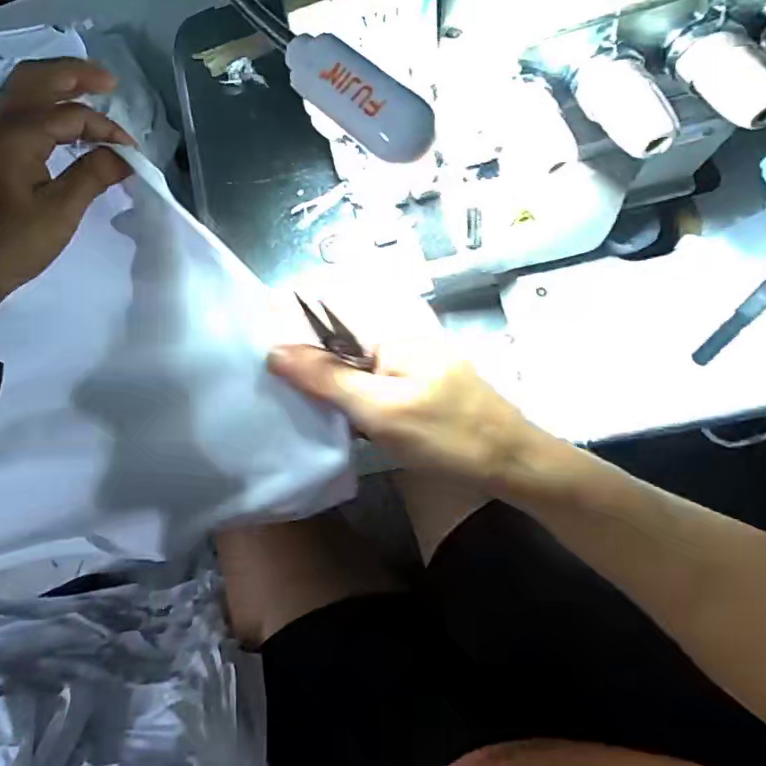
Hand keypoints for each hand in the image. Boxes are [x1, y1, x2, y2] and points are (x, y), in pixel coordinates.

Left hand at [0, 58, 134, 355]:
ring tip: (88, 95)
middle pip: (34, 79)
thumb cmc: (9, 245)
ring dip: (54, 87)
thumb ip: (94, 175)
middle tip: (109, 82)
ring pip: (18, 93)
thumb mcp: (60, 211)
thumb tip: (123, 156)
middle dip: (74, 74)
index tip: (131, 152)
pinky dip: (40, 107)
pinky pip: (11, 113)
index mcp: (13, 136)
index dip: (106, 128)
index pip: (70, 115)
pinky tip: (59, 128)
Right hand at [267, 339, 561, 491]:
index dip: (289, 313)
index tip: (254, 337)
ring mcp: (405, 355)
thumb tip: (273, 350)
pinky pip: (364, 373)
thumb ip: (326, 377)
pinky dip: (342, 386)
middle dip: (300, 345)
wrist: (512, 462)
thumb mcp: (379, 409)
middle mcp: (395, 331)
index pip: (326, 302)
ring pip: (348, 352)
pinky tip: (324, 406)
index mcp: (389, 327)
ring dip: (319, 369)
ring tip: (282, 387)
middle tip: (263, 372)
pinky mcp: (411, 379)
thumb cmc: (447, 434)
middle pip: (334, 327)